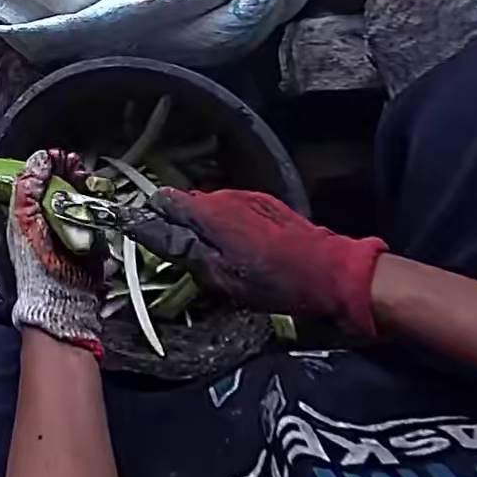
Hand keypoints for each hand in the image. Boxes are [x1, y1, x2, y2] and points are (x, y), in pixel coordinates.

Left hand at [8, 150, 104, 356]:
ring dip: (82, 180)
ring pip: (78, 192)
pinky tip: (96, 192)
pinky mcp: (89, 232)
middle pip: (59, 181)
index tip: (57, 156)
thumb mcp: (22, 219)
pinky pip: (94, 208)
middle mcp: (47, 214)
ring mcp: (69, 223)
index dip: (47, 164)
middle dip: (68, 169)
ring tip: (84, 175)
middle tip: (74, 163)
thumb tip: (38, 159)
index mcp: (26, 210)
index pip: (37, 177)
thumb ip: (27, 187)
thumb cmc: (37, 265)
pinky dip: (97, 198)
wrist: (62, 298)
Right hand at [127, 188, 386, 336]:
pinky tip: (234, 245)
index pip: (163, 201)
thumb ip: (181, 248)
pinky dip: (223, 224)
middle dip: (176, 223)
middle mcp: (222, 195)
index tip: (144, 236)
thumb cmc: (273, 281)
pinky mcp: (263, 203)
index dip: (150, 217)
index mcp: (207, 211)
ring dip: (201, 225)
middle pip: (185, 204)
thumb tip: (141, 226)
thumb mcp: (221, 275)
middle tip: (179, 253)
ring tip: (208, 252)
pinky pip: (230, 209)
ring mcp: (244, 196)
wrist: (334, 274)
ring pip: (208, 207)